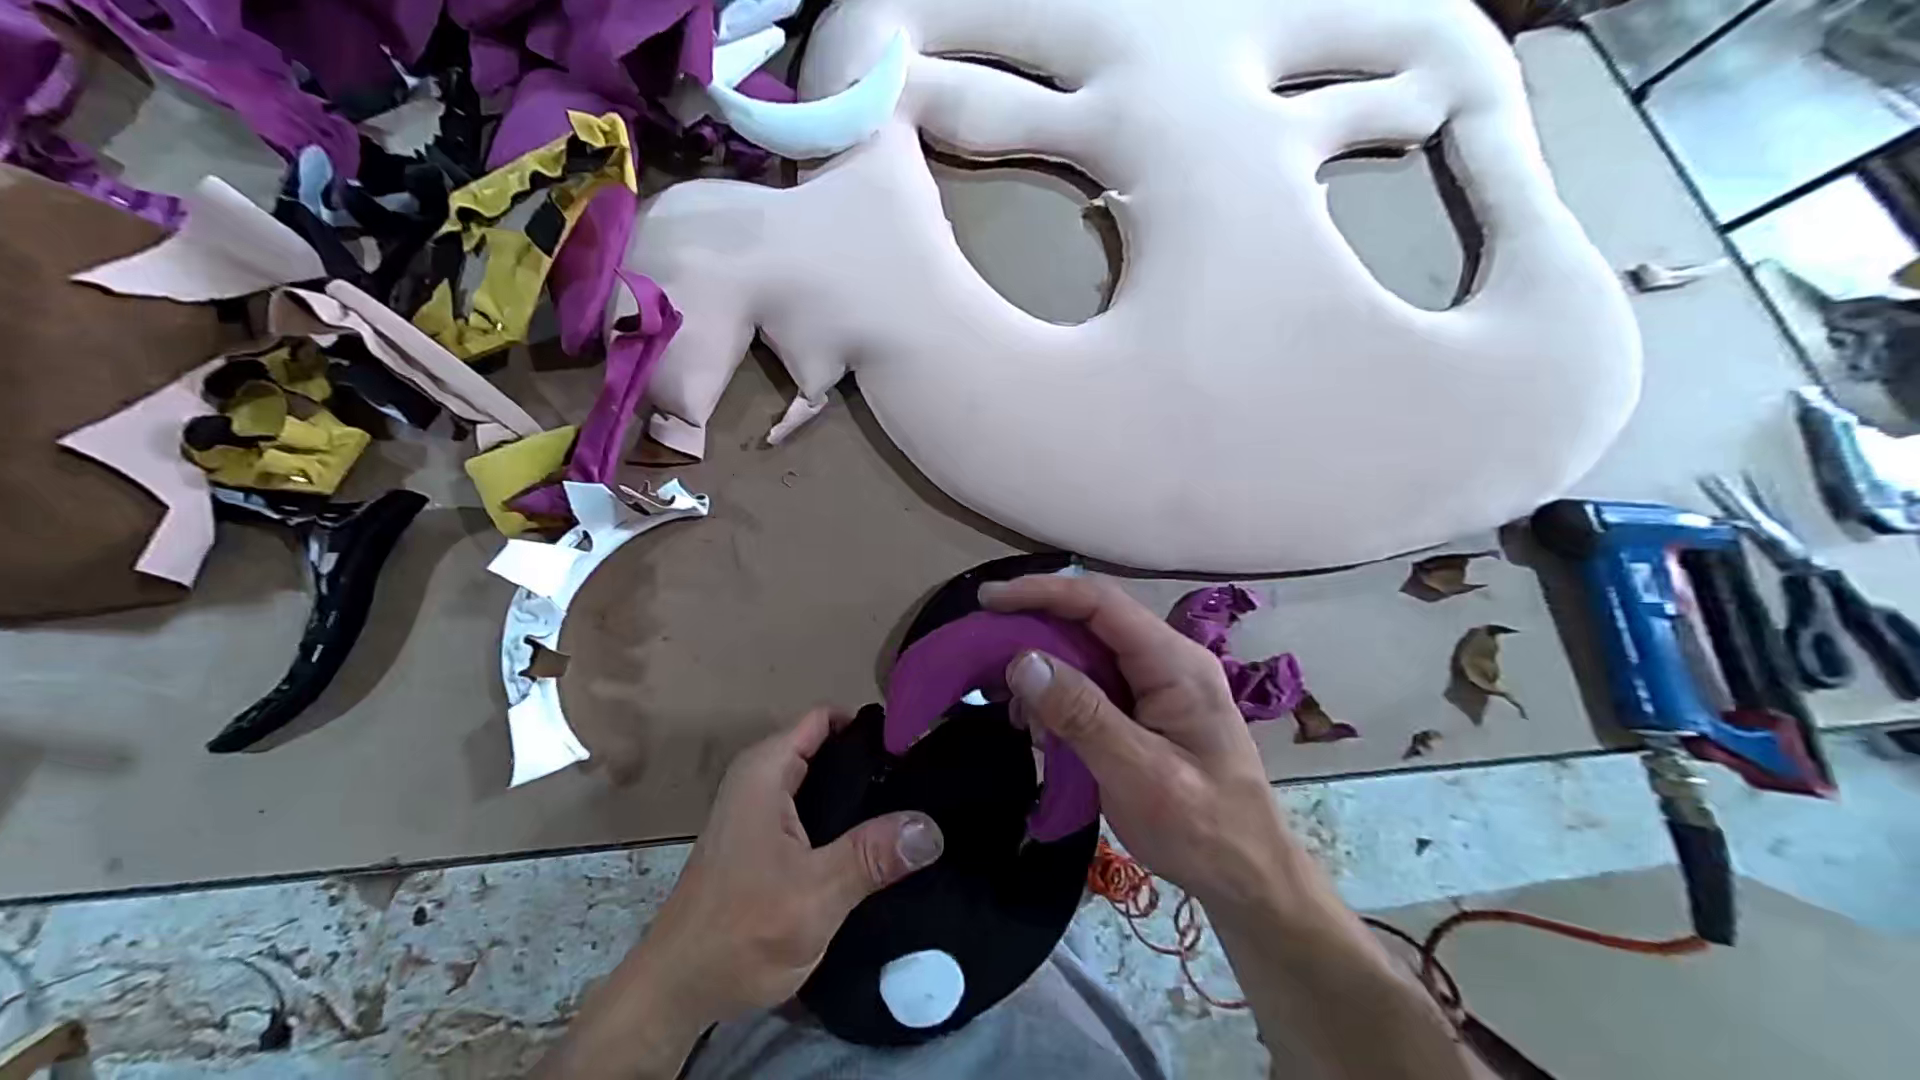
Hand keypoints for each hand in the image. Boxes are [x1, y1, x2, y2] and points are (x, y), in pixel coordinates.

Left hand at [537, 709, 943, 1077]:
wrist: (678, 993)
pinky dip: (844, 819)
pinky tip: (877, 842)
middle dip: (873, 763)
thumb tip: (932, 827)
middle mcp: (760, 778)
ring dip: (861, 796)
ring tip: (912, 810)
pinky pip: (815, 810)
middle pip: (829, 749)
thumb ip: (873, 855)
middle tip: (924, 785)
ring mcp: (761, 810)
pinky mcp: (765, 841)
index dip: (871, 725)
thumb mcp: (816, 893)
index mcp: (765, 770)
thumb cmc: (740, 933)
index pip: (827, 718)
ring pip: (823, 782)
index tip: (917, 745)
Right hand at [981, 575, 1306, 915]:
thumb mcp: (1140, 775)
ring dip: (1043, 670)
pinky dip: (1057, 698)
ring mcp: (1155, 684)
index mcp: (1174, 663)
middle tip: (983, 655)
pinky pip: (1090, 685)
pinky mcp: (1143, 710)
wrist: (1248, 878)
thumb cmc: (1205, 829)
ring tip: (1011, 706)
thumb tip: (1022, 660)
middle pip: (1089, 621)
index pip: (1101, 603)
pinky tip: (1040, 728)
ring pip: (1085, 652)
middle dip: (1033, 631)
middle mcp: (1165, 660)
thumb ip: (1083, 715)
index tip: (989, 601)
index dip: (1042, 592)